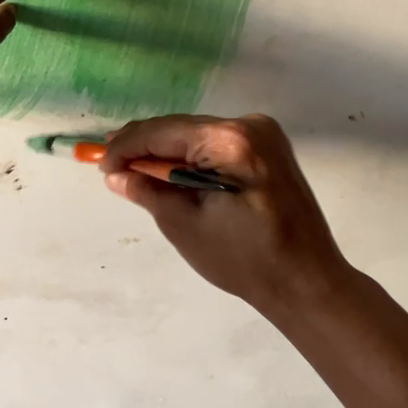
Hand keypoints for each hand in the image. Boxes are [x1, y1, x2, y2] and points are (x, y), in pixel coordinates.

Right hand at [102, 115, 348, 307]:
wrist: (308, 283)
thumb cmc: (245, 260)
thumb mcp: (184, 226)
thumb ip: (148, 191)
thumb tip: (116, 175)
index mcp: (231, 141)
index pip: (163, 132)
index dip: (126, 146)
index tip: (100, 165)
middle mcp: (249, 125)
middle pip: (180, 128)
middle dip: (144, 146)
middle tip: (110, 165)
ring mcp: (264, 134)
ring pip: (196, 134)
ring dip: (165, 151)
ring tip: (133, 168)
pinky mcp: (269, 149)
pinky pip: (215, 144)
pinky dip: (190, 156)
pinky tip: (170, 171)